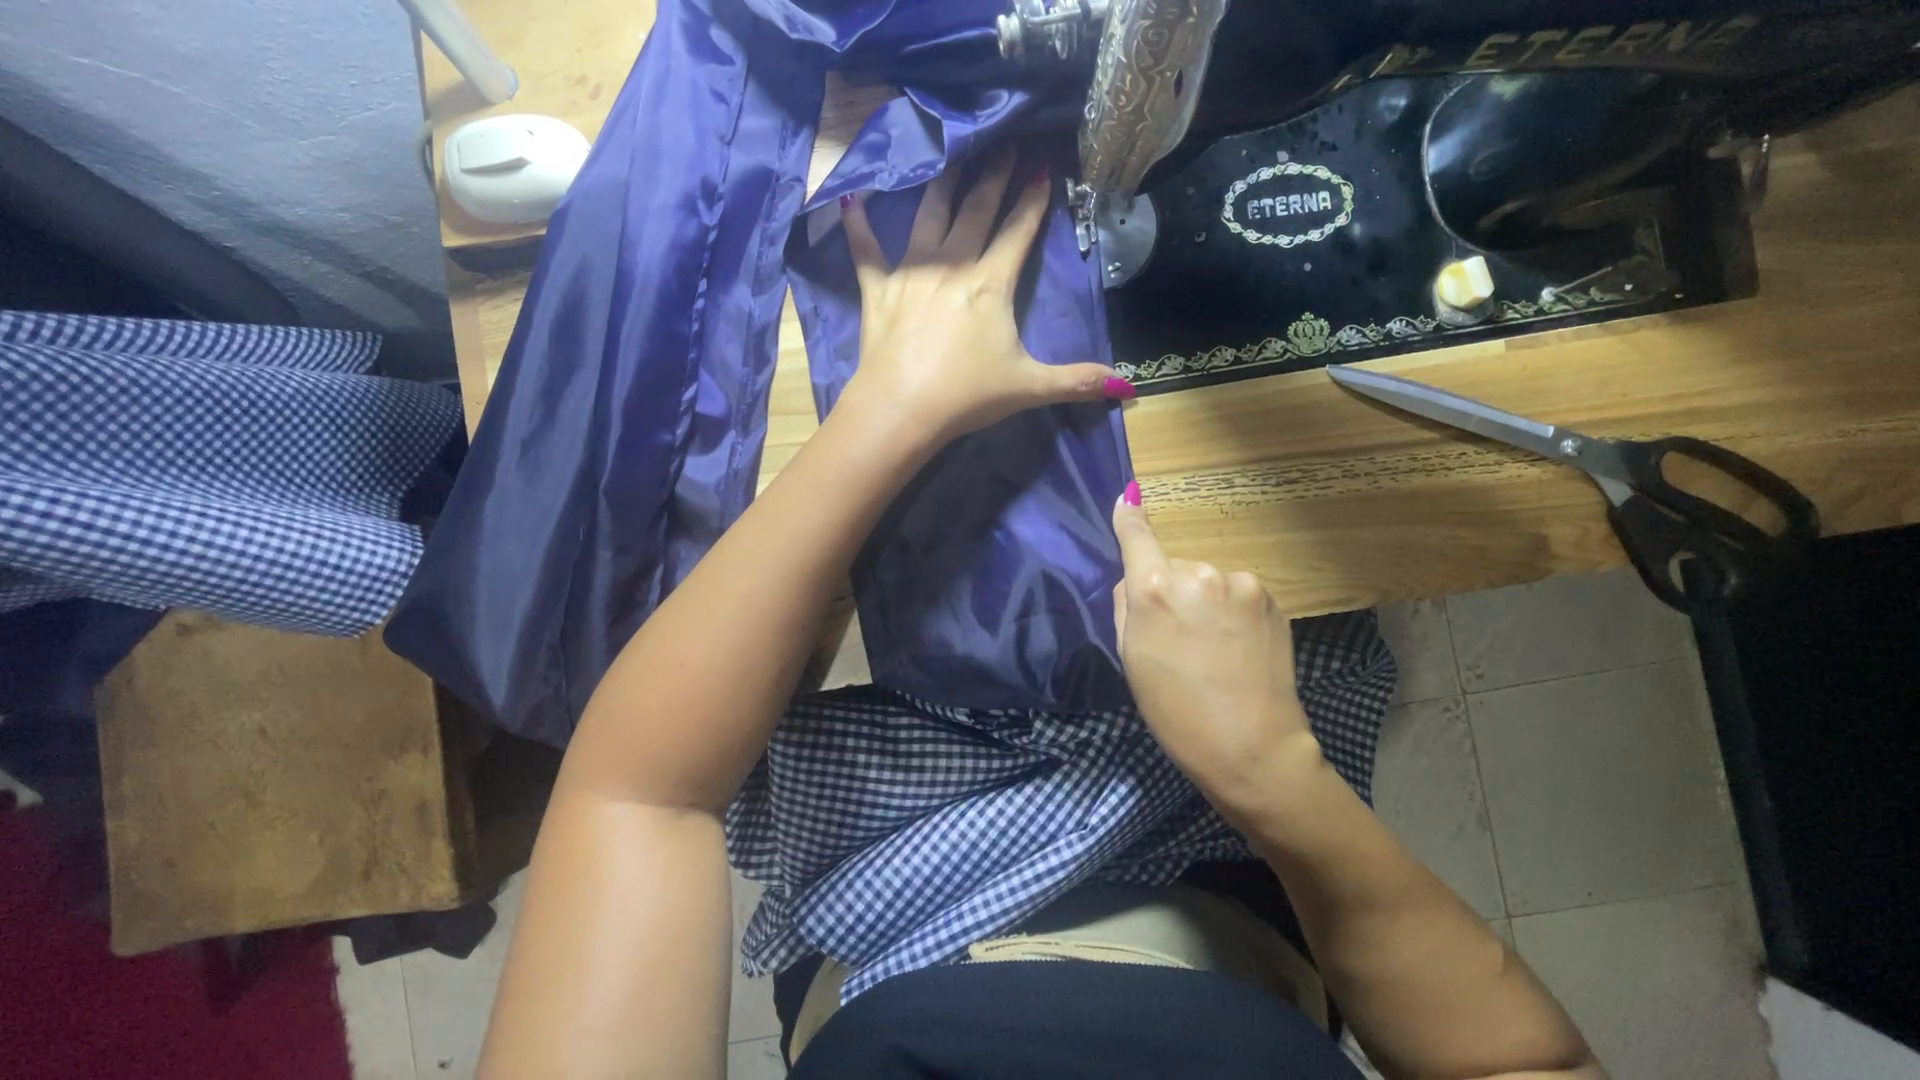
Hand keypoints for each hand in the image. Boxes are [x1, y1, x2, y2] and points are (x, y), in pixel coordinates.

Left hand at [836, 149, 1131, 444]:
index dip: (1032, 200)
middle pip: (976, 211)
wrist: (901, 409)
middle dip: (993, 177)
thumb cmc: (967, 396)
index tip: (1043, 167)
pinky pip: (865, 251)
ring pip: (928, 216)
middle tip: (1004, 146)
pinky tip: (852, 197)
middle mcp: (952, 265)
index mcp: (990, 283)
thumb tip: (1127, 388)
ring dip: (942, 184)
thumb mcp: (1029, 387)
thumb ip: (1076, 381)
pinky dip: (858, 225)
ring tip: (951, 156)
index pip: (1017, 232)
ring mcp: (910, 273)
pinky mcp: (878, 291)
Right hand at [1111, 489, 1321, 818]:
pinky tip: (1238, 648)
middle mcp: (1198, 574)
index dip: (1129, 519)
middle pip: (1174, 568)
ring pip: (1209, 582)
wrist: (1252, 748)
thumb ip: (1128, 607)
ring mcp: (1240, 584)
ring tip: (1214, 650)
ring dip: (1206, 602)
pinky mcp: (1271, 599)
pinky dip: (1232, 612)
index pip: (1137, 538)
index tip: (1127, 498)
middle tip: (1178, 639)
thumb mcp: (1131, 660)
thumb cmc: (1176, 713)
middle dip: (1173, 590)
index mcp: (1155, 591)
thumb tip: (1136, 578)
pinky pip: (1237, 595)